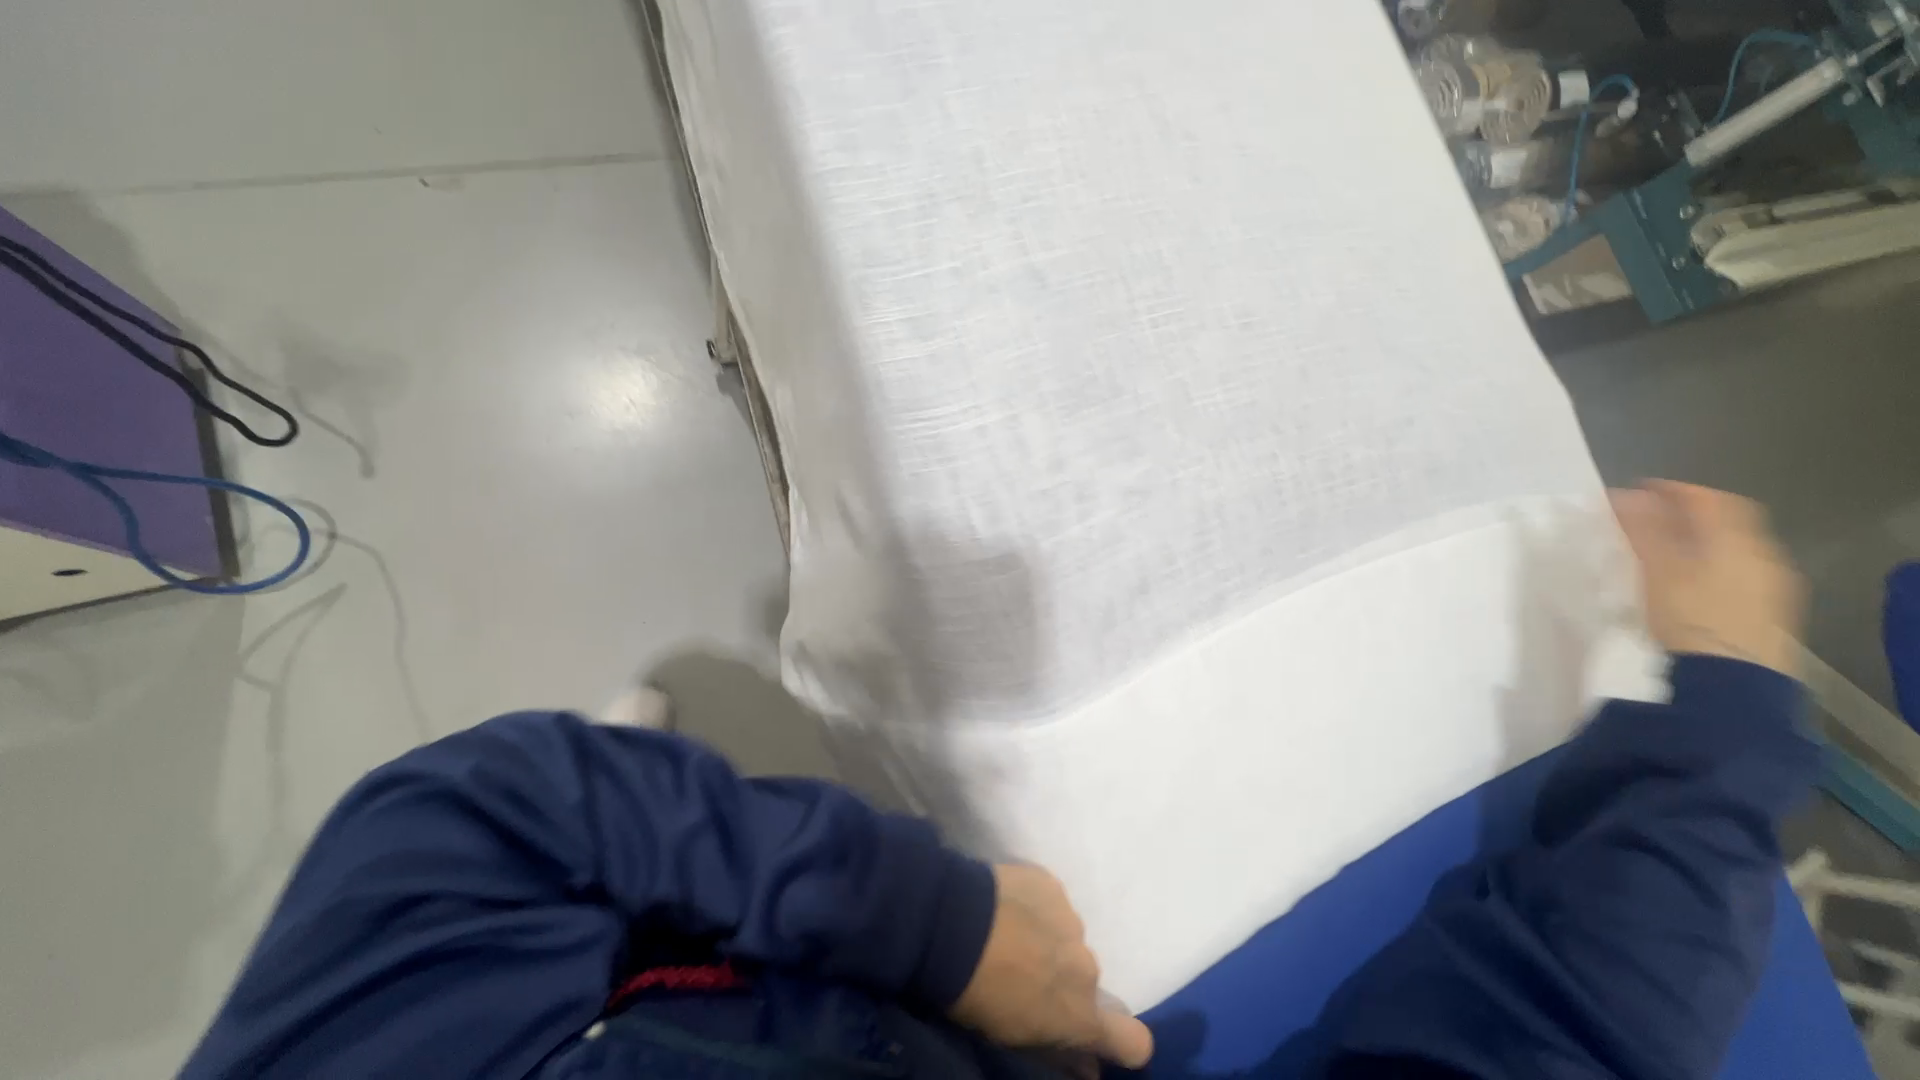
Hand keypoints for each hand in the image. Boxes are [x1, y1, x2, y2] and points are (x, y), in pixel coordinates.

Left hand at [950, 864, 1153, 1068]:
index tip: (1100, 1033)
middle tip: (1022, 972)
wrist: (952, 926)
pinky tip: (1003, 906)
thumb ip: (1058, 1052)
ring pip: (1066, 935)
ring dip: (1046, 938)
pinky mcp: (1050, 884)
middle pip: (1084, 977)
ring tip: (1007, 935)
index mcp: (1080, 1014)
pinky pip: (1048, 901)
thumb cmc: (977, 997)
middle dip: (1060, 976)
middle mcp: (1087, 967)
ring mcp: (1070, 920)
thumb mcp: (1014, 1039)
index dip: (1120, 1038)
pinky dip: (1032, 906)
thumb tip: (1088, 1067)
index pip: (1133, 1040)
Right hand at [1610, 480, 1802, 675]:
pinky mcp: (1769, 612)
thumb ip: (1643, 530)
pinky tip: (1691, 581)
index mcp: (1738, 541)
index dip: (1675, 491)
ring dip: (1701, 540)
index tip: (1640, 490)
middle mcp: (1763, 556)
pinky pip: (1739, 573)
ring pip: (1734, 549)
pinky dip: (1712, 564)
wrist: (1733, 680)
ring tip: (1666, 550)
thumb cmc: (1691, 617)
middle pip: (1727, 522)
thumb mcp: (1658, 570)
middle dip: (1689, 515)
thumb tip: (1625, 495)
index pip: (1710, 500)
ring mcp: (1772, 586)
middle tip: (1653, 518)